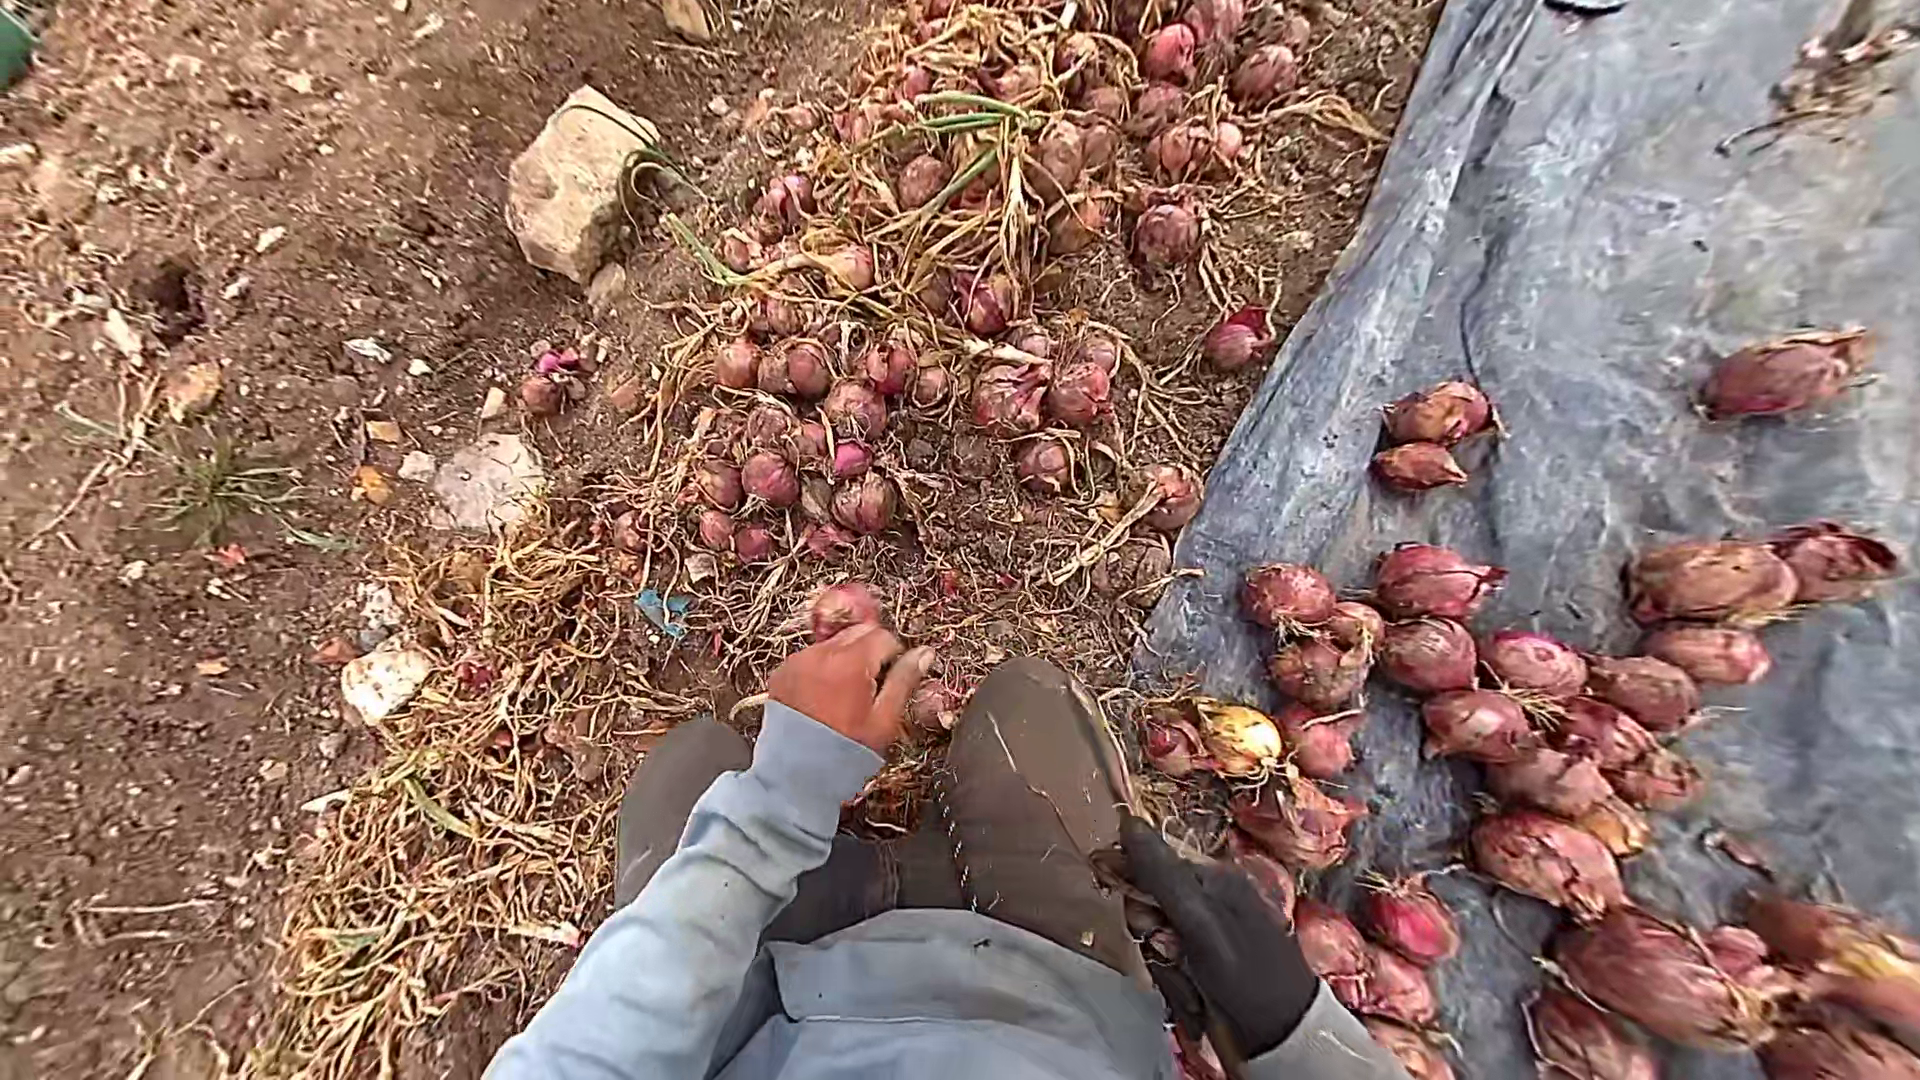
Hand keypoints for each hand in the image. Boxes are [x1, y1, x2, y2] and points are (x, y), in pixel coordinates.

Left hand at [768, 623, 933, 753]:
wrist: (793, 779)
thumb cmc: (844, 753)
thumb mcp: (884, 719)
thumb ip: (904, 680)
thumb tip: (925, 653)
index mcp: (849, 662)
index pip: (883, 636)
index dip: (894, 655)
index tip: (891, 678)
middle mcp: (820, 653)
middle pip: (857, 632)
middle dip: (870, 651)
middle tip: (872, 684)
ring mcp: (798, 661)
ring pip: (834, 642)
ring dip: (846, 657)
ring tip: (846, 693)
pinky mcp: (783, 672)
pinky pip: (812, 656)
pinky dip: (823, 666)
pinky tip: (825, 695)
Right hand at [1120, 816, 1319, 1058]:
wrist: (1287, 1044)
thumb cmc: (1247, 974)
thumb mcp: (1200, 920)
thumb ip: (1161, 872)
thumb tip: (1127, 819)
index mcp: (1211, 876)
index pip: (1152, 860)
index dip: (1134, 882)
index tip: (1132, 907)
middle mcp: (1206, 898)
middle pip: (1148, 900)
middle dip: (1151, 933)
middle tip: (1170, 953)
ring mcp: (1204, 933)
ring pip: (1154, 936)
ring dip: (1164, 966)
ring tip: (1189, 986)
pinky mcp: (1202, 965)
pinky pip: (1167, 962)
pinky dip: (1174, 983)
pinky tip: (1193, 999)